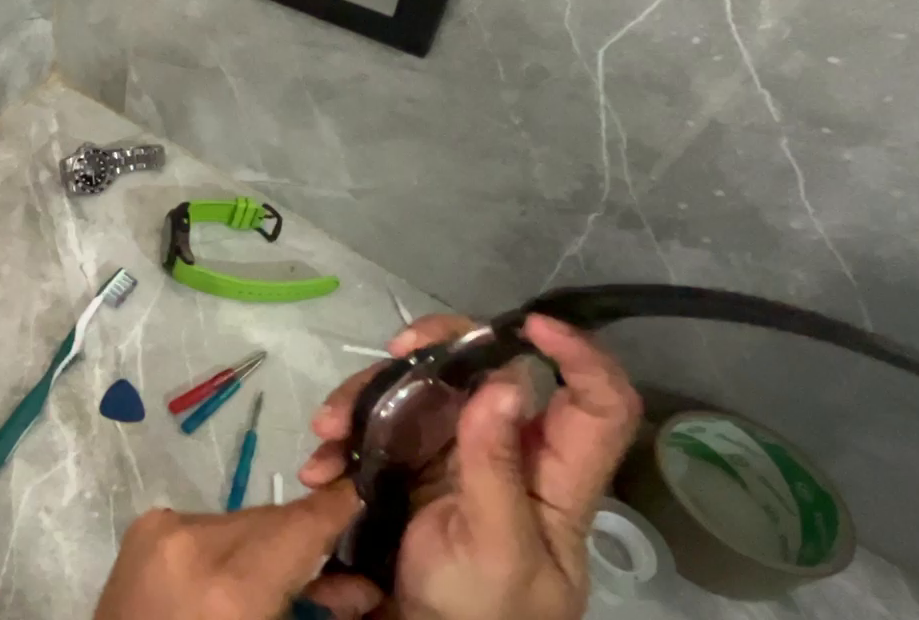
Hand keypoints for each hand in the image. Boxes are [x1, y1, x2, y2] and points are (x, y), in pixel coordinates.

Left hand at [95, 480, 382, 619]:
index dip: (336, 510)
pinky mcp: (142, 528)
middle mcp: (194, 541)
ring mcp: (161, 529)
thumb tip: (361, 586)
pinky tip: (228, 578)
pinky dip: (225, 545)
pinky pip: (203, 525)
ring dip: (262, 543)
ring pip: (237, 520)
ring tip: (274, 582)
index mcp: (231, 586)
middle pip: (269, 521)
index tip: (363, 494)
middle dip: (302, 539)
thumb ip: (318, 614)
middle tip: (335, 567)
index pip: (297, 527)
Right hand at [299, 314, 642, 619]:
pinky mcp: (407, 461)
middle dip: (437, 347)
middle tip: (393, 349)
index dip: (580, 359)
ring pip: (419, 388)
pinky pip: (375, 423)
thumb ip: (497, 469)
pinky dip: (342, 436)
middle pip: (489, 370)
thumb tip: (506, 384)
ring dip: (366, 397)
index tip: (531, 327)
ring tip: (327, 429)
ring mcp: (453, 451)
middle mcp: (506, 449)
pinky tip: (320, 465)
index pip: (598, 406)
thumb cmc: (481, 610)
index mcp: (555, 478)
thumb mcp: (497, 548)